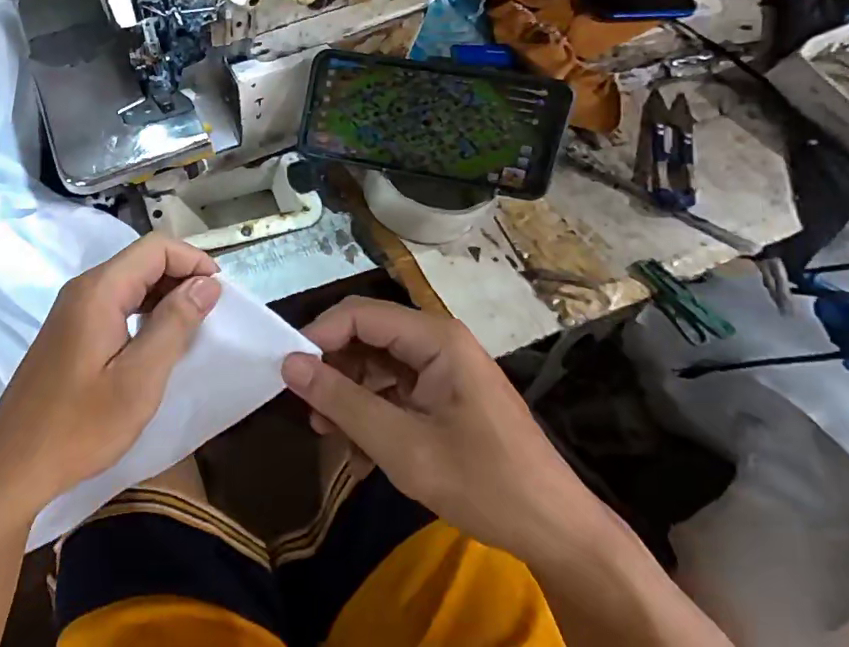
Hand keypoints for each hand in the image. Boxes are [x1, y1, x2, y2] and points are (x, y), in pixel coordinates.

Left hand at [0, 235, 221, 517]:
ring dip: (164, 294)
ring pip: (128, 281)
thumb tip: (206, 284)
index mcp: (98, 291)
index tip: (221, 292)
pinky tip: (158, 340)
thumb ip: (173, 325)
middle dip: (181, 275)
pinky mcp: (69, 331)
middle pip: (141, 260)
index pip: (154, 248)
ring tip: (193, 326)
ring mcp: (72, 309)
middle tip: (213, 312)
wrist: (13, 464)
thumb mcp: (138, 380)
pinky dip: (144, 311)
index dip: (193, 260)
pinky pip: (114, 303)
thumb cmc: (80, 426)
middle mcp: (83, 289)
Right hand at [281, 298, 616, 566]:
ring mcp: (441, 369)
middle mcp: (437, 342)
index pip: (359, 315)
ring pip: (374, 365)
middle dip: (332, 370)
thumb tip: (288, 363)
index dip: (319, 335)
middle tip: (307, 406)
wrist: (559, 534)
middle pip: (365, 337)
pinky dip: (370, 414)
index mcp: (435, 339)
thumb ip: (342, 400)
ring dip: (348, 397)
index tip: (288, 370)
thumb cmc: (483, 483)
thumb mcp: (402, 446)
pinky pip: (392, 390)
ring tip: (329, 434)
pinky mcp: (442, 395)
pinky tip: (359, 452)